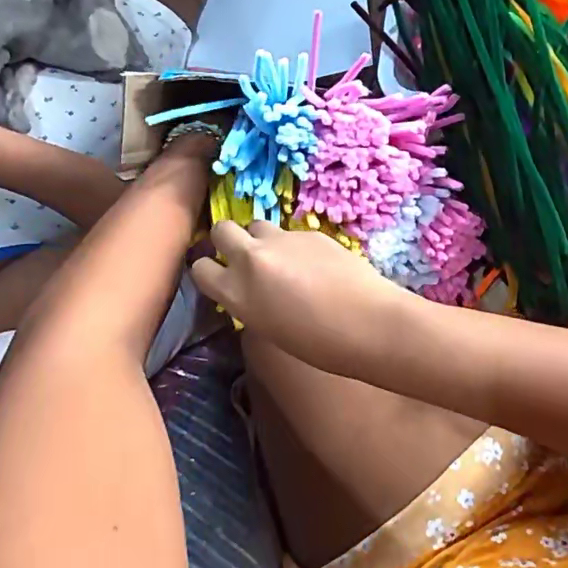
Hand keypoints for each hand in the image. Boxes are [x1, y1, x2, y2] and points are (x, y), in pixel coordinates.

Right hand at [191, 220, 413, 377]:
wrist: (367, 321)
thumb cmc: (317, 343)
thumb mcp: (267, 327)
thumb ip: (249, 300)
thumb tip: (252, 288)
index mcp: (235, 291)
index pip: (200, 268)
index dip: (210, 270)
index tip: (220, 276)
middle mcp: (251, 258)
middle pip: (222, 229)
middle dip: (229, 239)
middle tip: (245, 256)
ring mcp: (282, 239)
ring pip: (258, 224)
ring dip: (263, 238)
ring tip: (282, 258)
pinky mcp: (310, 231)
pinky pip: (291, 232)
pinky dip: (295, 245)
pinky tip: (316, 264)